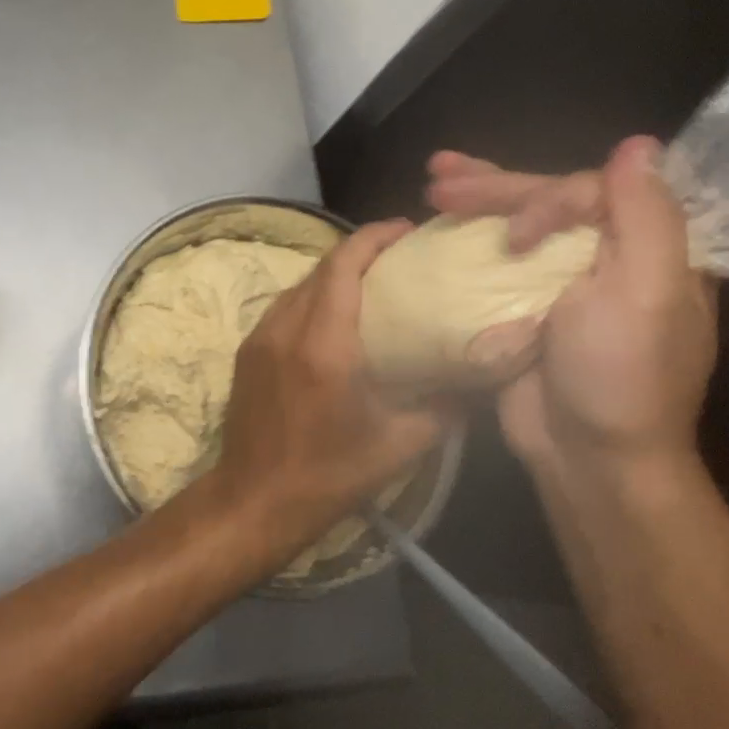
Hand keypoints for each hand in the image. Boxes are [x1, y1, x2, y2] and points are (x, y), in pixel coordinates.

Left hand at [206, 220, 449, 558]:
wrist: (254, 498)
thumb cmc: (329, 475)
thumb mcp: (399, 446)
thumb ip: (444, 407)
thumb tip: (481, 378)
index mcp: (324, 346)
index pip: (342, 267)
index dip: (372, 239)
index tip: (404, 229)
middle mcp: (286, 330)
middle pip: (321, 269)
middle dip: (359, 251)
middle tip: (399, 254)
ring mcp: (260, 338)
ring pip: (299, 286)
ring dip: (333, 274)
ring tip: (372, 280)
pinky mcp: (247, 351)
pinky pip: (283, 308)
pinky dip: (312, 298)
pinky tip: (336, 314)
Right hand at [428, 138, 716, 471]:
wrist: (587, 455)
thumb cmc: (622, 376)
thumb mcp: (648, 294)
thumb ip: (647, 217)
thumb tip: (639, 143)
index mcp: (648, 250)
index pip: (590, 194)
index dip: (544, 202)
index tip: (515, 238)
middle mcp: (606, 258)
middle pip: (545, 202)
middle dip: (491, 186)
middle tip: (436, 181)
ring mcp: (560, 284)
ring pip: (516, 225)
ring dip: (475, 199)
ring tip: (431, 180)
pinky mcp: (522, 309)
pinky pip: (493, 261)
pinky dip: (466, 237)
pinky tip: (435, 223)